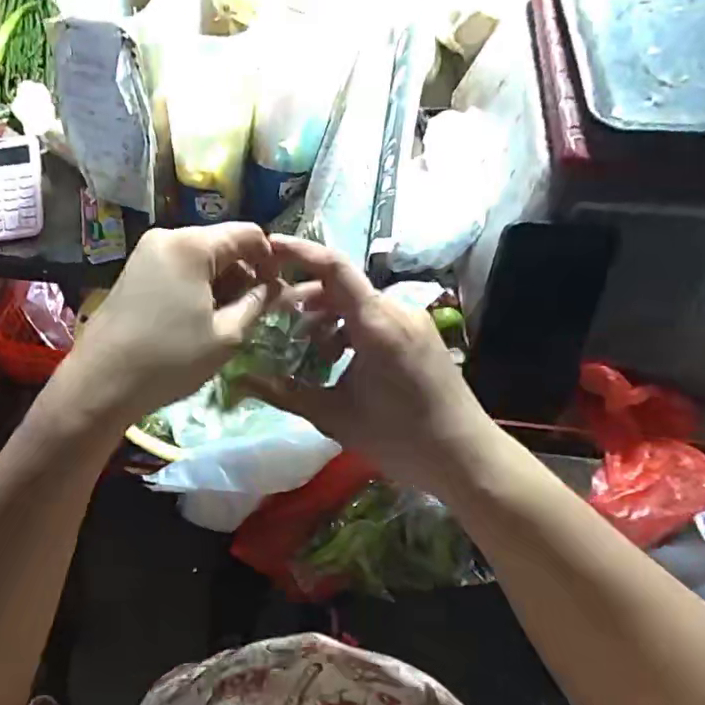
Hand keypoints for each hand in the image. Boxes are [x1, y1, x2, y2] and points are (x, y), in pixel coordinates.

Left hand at [51, 222, 278, 425]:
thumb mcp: (226, 336)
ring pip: (198, 258)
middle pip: (220, 244)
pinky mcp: (132, 273)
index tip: (277, 292)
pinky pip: (176, 269)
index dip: (270, 260)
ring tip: (224, 321)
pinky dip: (194, 287)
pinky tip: (195, 319)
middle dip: (242, 273)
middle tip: (252, 311)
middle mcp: (166, 237)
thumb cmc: (169, 359)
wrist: (100, 383)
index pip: (248, 234)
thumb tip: (274, 287)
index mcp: (192, 244)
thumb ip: (256, 304)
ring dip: (218, 283)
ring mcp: (144, 254)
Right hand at [247, 235, 491, 488]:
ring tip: (304, 351)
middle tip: (271, 321)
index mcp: (376, 324)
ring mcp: (412, 321)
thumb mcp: (333, 416)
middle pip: (341, 286)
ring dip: (325, 318)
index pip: (333, 268)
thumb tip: (241, 380)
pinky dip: (347, 328)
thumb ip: (285, 392)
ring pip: (357, 302)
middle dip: (303, 299)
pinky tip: (335, 360)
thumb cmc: (398, 437)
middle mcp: (396, 310)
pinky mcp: (419, 334)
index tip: (265, 248)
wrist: (464, 456)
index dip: (297, 252)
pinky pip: (375, 317)